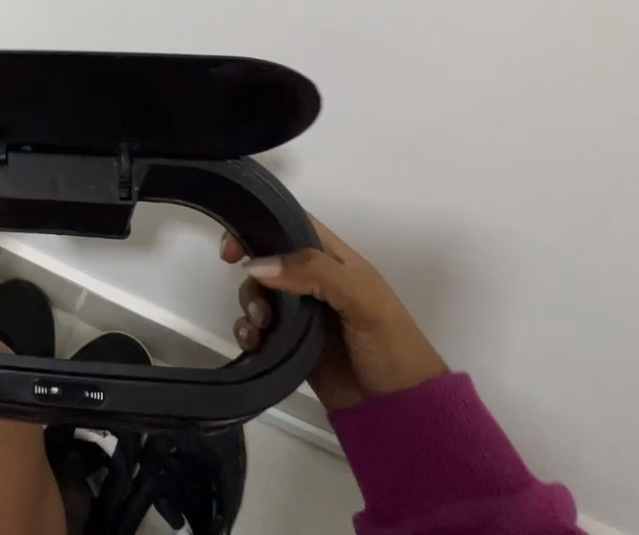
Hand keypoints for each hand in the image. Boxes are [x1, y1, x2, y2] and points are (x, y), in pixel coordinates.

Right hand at [221, 216, 446, 411]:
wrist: (401, 414)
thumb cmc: (392, 347)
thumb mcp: (363, 300)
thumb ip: (314, 272)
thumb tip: (255, 266)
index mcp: (336, 261)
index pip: (293, 225)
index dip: (261, 223)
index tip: (237, 243)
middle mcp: (314, 281)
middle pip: (267, 258)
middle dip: (250, 269)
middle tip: (239, 278)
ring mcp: (300, 313)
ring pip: (258, 292)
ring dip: (250, 303)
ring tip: (263, 326)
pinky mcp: (289, 343)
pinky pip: (256, 327)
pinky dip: (248, 330)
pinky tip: (254, 342)